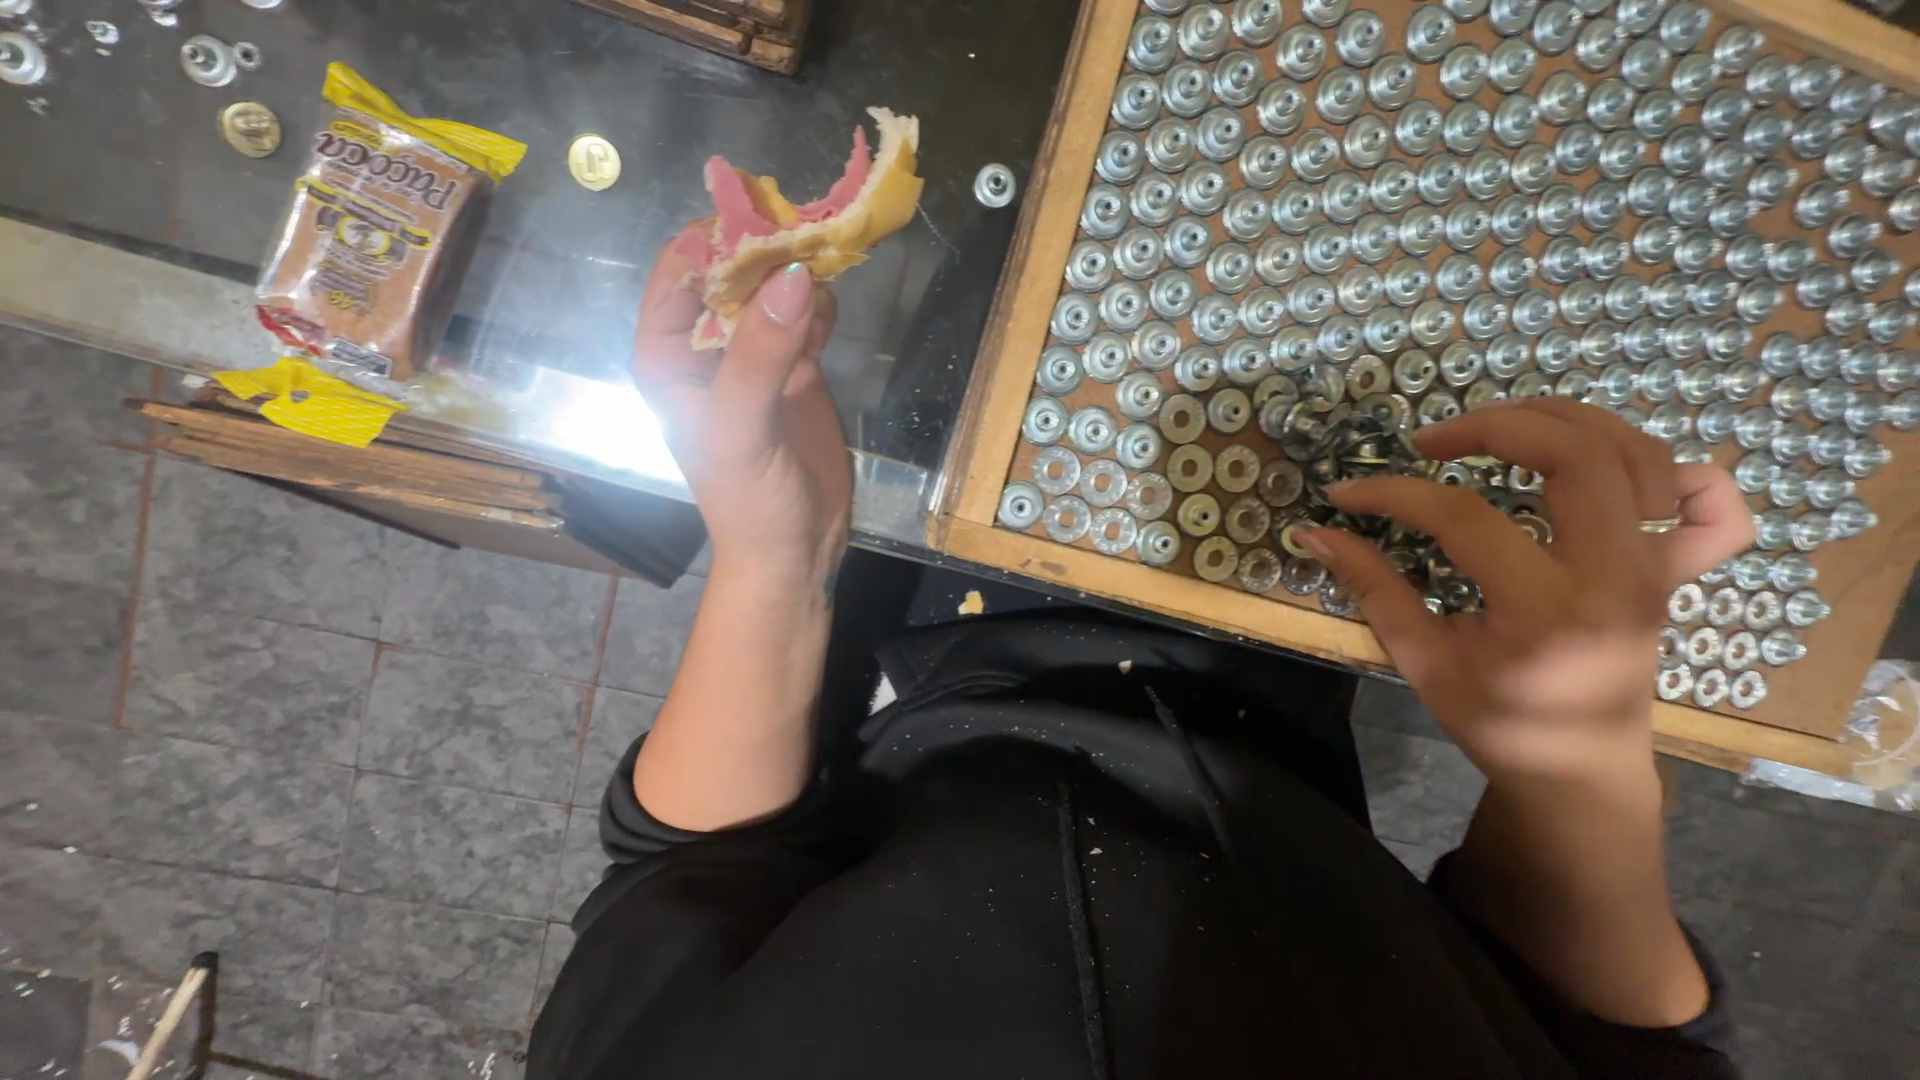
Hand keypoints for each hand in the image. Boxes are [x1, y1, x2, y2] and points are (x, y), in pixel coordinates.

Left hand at [633, 236, 851, 584]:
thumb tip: (794, 275)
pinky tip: (833, 307)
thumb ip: (759, 355)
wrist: (795, 550)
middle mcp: (705, 345)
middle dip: (766, 247)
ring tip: (830, 251)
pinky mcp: (795, 367)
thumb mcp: (741, 429)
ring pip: (773, 288)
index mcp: (667, 353)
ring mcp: (754, 354)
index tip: (766, 217)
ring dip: (799, 269)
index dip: (719, 239)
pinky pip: (807, 317)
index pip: (682, 271)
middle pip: (732, 270)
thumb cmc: (748, 500)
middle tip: (810, 227)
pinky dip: (822, 304)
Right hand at [1304, 399, 1753, 782]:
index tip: (1347, 491)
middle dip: (1496, 426)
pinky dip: (1678, 473)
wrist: (1579, 769)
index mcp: (1544, 609)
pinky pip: (1715, 510)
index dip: (1394, 494)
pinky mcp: (1674, 575)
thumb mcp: (1419, 659)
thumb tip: (1314, 533)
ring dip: (1566, 423)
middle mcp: (1615, 578)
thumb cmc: (1492, 720)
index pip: (1463, 517)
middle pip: (1578, 457)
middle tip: (1435, 439)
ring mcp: (1656, 571)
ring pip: (1640, 457)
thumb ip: (1371, 587)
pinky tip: (1617, 471)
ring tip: (1501, 429)